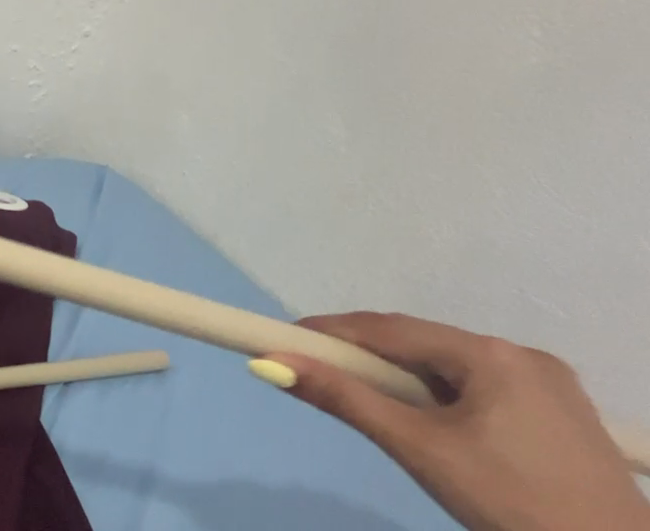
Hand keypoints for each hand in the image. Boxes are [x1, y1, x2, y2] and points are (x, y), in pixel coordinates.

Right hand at [257, 312, 649, 530]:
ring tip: (366, 398)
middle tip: (317, 372)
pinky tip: (426, 418)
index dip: (330, 332)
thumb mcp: (417, 448)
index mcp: (491, 353)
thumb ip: (343, 398)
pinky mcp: (561, 414)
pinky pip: (479, 386)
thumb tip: (269, 362)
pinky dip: (439, 394)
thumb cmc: (511, 502)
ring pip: (448, 365)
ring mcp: (549, 384)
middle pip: (419, 343)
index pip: (387, 328)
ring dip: (401, 376)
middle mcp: (522, 355)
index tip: (282, 339)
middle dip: (365, 355)